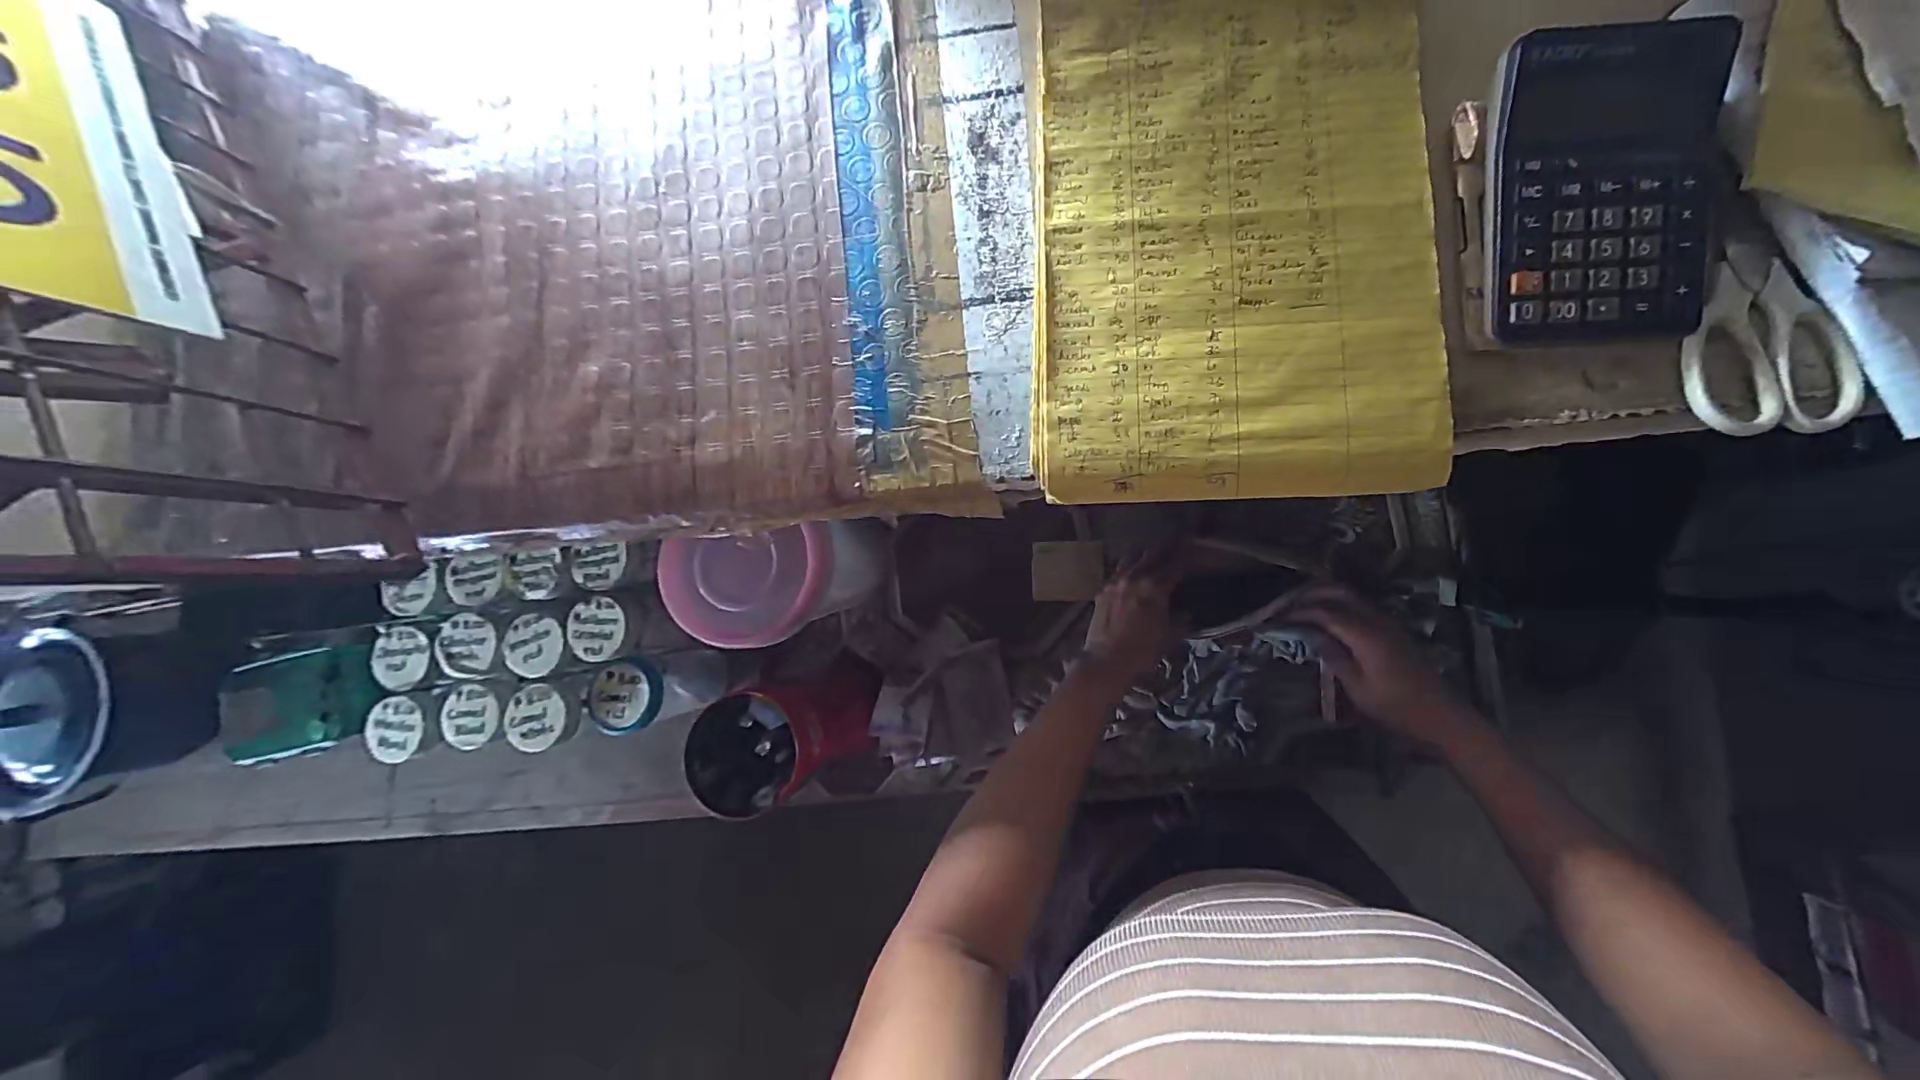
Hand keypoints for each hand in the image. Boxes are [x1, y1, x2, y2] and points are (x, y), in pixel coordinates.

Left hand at [1080, 548, 1181, 679]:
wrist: (1105, 660)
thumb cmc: (1141, 651)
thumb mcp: (1168, 636)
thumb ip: (1179, 620)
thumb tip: (1186, 612)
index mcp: (1154, 588)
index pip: (1173, 569)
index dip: (1182, 565)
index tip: (1188, 560)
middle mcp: (1134, 579)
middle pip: (1151, 558)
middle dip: (1163, 553)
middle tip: (1172, 547)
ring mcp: (1115, 583)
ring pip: (1130, 560)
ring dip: (1142, 557)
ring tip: (1149, 555)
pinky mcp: (1102, 591)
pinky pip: (1116, 573)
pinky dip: (1126, 569)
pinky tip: (1129, 572)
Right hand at [1283, 583, 1476, 744]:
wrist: (1442, 716)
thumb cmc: (1396, 707)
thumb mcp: (1357, 688)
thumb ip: (1332, 656)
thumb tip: (1309, 634)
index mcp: (1367, 635)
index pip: (1326, 612)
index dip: (1299, 612)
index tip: (1278, 619)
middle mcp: (1378, 621)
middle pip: (1340, 592)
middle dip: (1310, 594)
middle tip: (1286, 605)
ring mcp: (1388, 623)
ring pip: (1351, 596)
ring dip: (1324, 596)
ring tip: (1300, 607)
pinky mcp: (1392, 630)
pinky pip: (1360, 606)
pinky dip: (1338, 604)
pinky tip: (1325, 618)